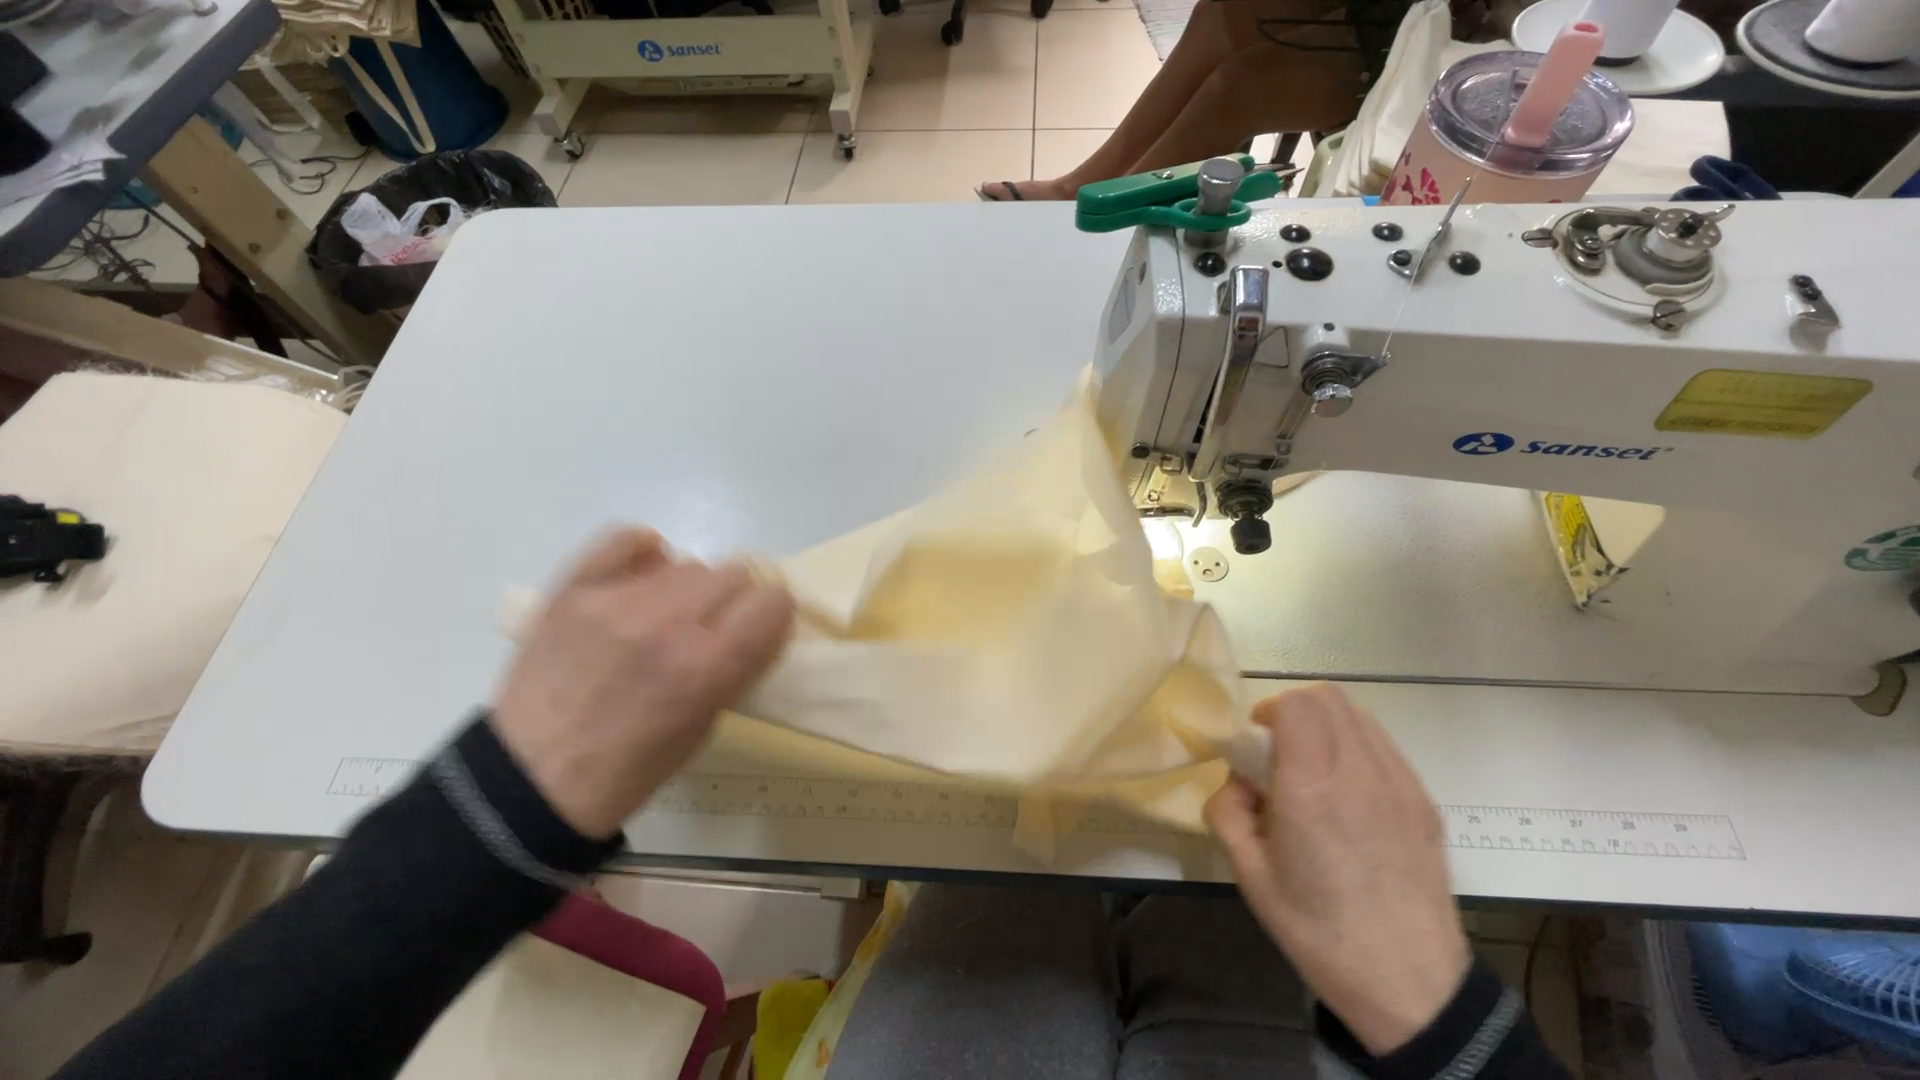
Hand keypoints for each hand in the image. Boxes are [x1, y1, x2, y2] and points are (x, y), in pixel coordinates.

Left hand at [492, 529, 794, 838]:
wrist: (534, 778)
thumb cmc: (631, 767)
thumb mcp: (705, 726)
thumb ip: (736, 668)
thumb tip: (754, 623)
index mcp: (707, 667)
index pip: (773, 601)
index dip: (772, 616)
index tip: (759, 630)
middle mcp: (668, 624)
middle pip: (733, 573)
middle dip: (733, 601)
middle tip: (710, 629)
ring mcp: (617, 601)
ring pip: (687, 562)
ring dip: (688, 588)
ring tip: (664, 617)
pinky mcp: (574, 589)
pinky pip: (625, 539)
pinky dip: (643, 553)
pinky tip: (643, 576)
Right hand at [1204, 684, 1470, 1056]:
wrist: (1408, 982)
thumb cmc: (1317, 930)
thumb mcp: (1250, 875)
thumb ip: (1229, 812)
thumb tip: (1238, 782)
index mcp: (1311, 789)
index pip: (1294, 705)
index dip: (1267, 711)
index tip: (1254, 741)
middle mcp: (1359, 773)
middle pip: (1328, 698)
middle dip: (1293, 710)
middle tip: (1276, 751)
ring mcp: (1399, 784)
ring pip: (1359, 716)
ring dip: (1326, 724)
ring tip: (1312, 769)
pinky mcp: (1423, 802)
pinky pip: (1384, 747)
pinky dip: (1356, 746)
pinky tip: (1346, 792)